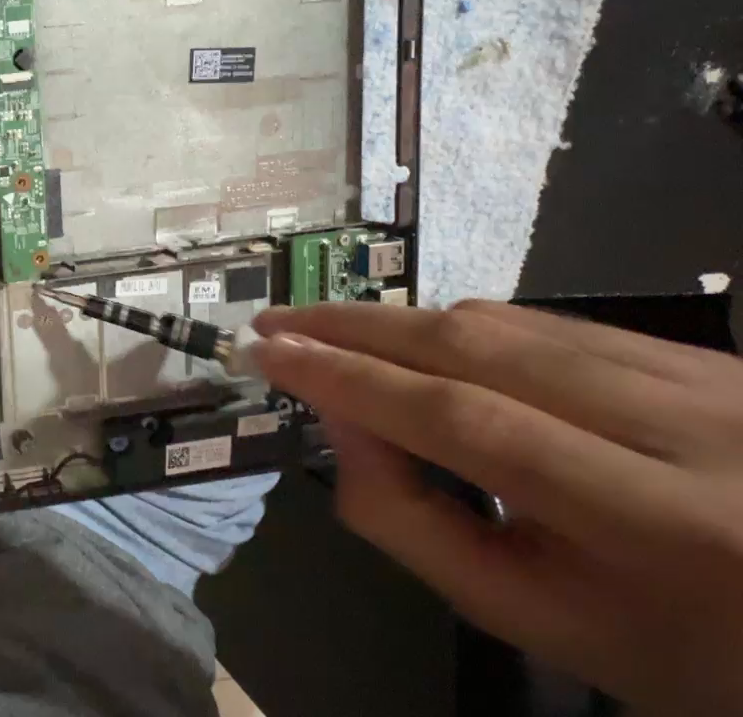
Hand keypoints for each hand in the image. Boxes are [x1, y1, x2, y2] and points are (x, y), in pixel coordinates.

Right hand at [251, 300, 742, 712]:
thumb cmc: (662, 644)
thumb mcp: (525, 612)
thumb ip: (408, 519)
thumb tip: (334, 414)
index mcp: (662, 524)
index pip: (465, 421)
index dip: (350, 379)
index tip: (266, 354)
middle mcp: (694, 429)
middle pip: (480, 347)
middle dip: (356, 327)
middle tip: (274, 323)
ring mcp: (710, 380)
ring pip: (510, 322)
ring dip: (399, 320)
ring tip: (327, 330)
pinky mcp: (706, 357)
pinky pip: (550, 322)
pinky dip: (461, 325)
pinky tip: (418, 341)